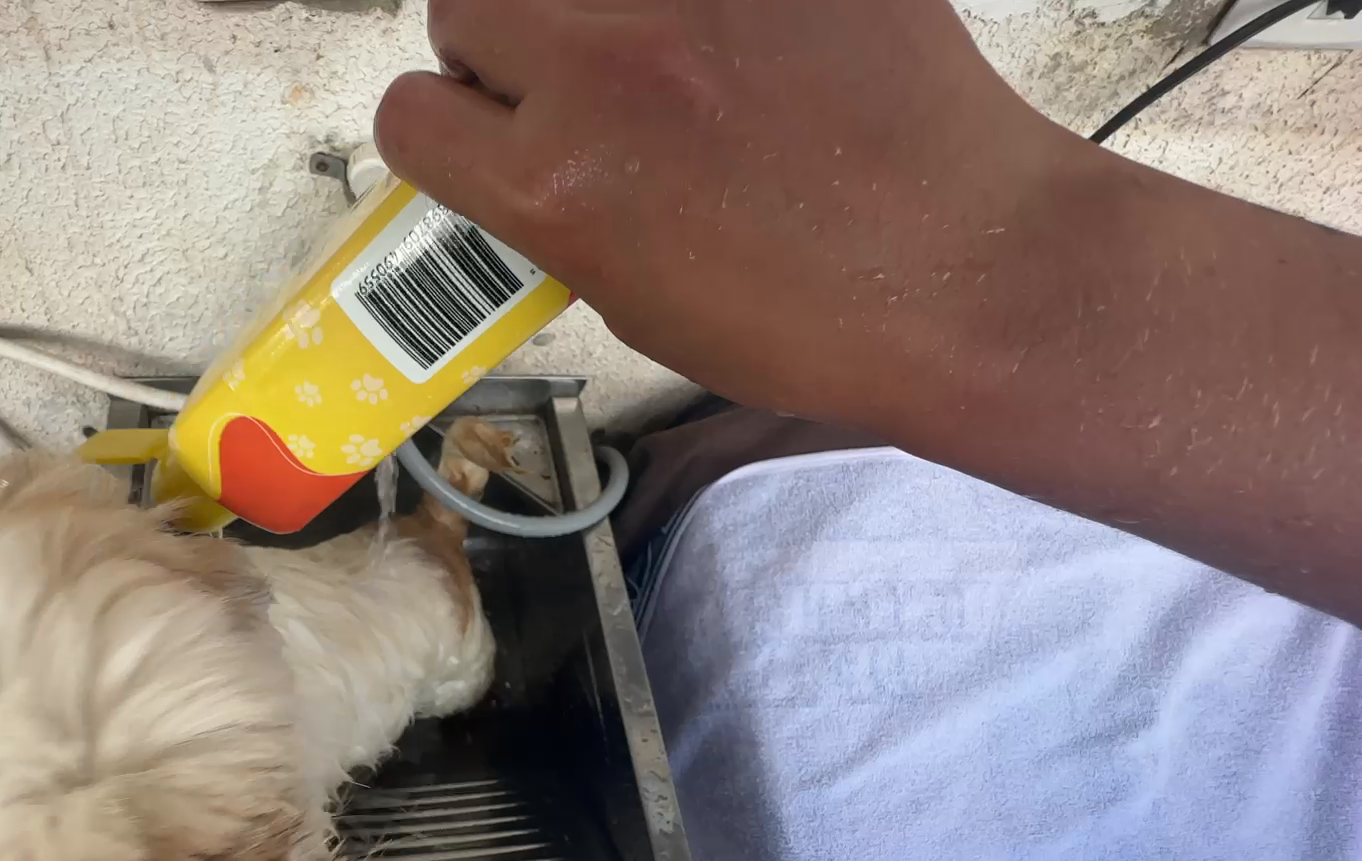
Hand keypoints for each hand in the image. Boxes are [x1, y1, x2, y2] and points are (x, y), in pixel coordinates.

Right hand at [374, 0, 1092, 423]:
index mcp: (550, 189)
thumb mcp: (623, 302)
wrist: (952, 278)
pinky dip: (675, 8)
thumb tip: (520, 157)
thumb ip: (548, 213)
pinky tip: (723, 42)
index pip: (409, 119)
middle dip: (492, 56)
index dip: (433, 139)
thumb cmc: (783, 327)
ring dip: (568, 12)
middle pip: (462, 3)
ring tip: (638, 60)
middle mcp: (599, 71)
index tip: (470, 147)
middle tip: (555, 95)